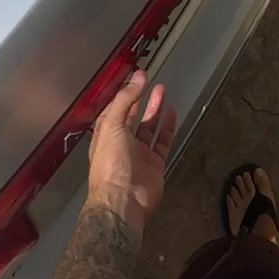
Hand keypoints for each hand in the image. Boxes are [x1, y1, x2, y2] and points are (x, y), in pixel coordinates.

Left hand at [86, 70, 176, 238]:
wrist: (124, 202)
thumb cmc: (111, 164)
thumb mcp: (112, 126)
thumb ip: (125, 100)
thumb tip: (138, 78)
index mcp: (106, 136)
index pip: (115, 109)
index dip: (125, 93)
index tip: (137, 77)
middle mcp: (121, 144)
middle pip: (132, 116)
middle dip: (140, 98)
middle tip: (149, 80)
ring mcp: (139, 155)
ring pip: (148, 127)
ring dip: (155, 109)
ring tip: (162, 90)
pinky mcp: (155, 164)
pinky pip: (162, 142)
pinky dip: (167, 128)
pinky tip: (172, 113)